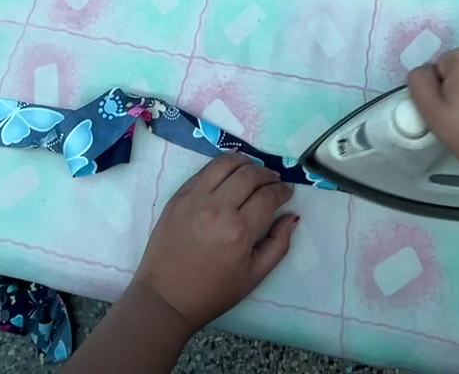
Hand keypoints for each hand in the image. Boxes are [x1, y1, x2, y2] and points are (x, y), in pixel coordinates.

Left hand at [130, 154, 298, 330]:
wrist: (166, 296)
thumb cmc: (213, 292)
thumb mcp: (254, 276)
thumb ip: (278, 244)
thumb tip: (291, 216)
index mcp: (238, 231)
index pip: (268, 196)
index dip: (283, 190)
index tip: (287, 191)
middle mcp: (217, 208)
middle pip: (250, 174)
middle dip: (268, 173)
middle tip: (274, 180)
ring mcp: (195, 197)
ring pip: (226, 162)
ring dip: (246, 162)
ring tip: (253, 170)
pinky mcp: (179, 194)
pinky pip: (205, 169)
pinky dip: (223, 164)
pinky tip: (231, 171)